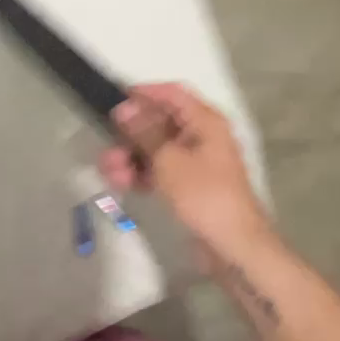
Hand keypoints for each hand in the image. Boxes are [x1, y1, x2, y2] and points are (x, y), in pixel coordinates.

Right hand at [101, 82, 272, 256]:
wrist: (232, 246)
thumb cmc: (204, 194)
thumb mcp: (169, 160)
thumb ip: (144, 132)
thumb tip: (124, 107)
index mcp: (205, 121)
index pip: (172, 93)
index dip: (144, 93)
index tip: (114, 100)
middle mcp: (201, 136)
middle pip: (160, 122)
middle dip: (130, 134)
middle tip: (107, 147)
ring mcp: (194, 162)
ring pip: (155, 148)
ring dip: (131, 156)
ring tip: (110, 172)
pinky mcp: (187, 186)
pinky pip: (159, 169)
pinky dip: (141, 173)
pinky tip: (121, 183)